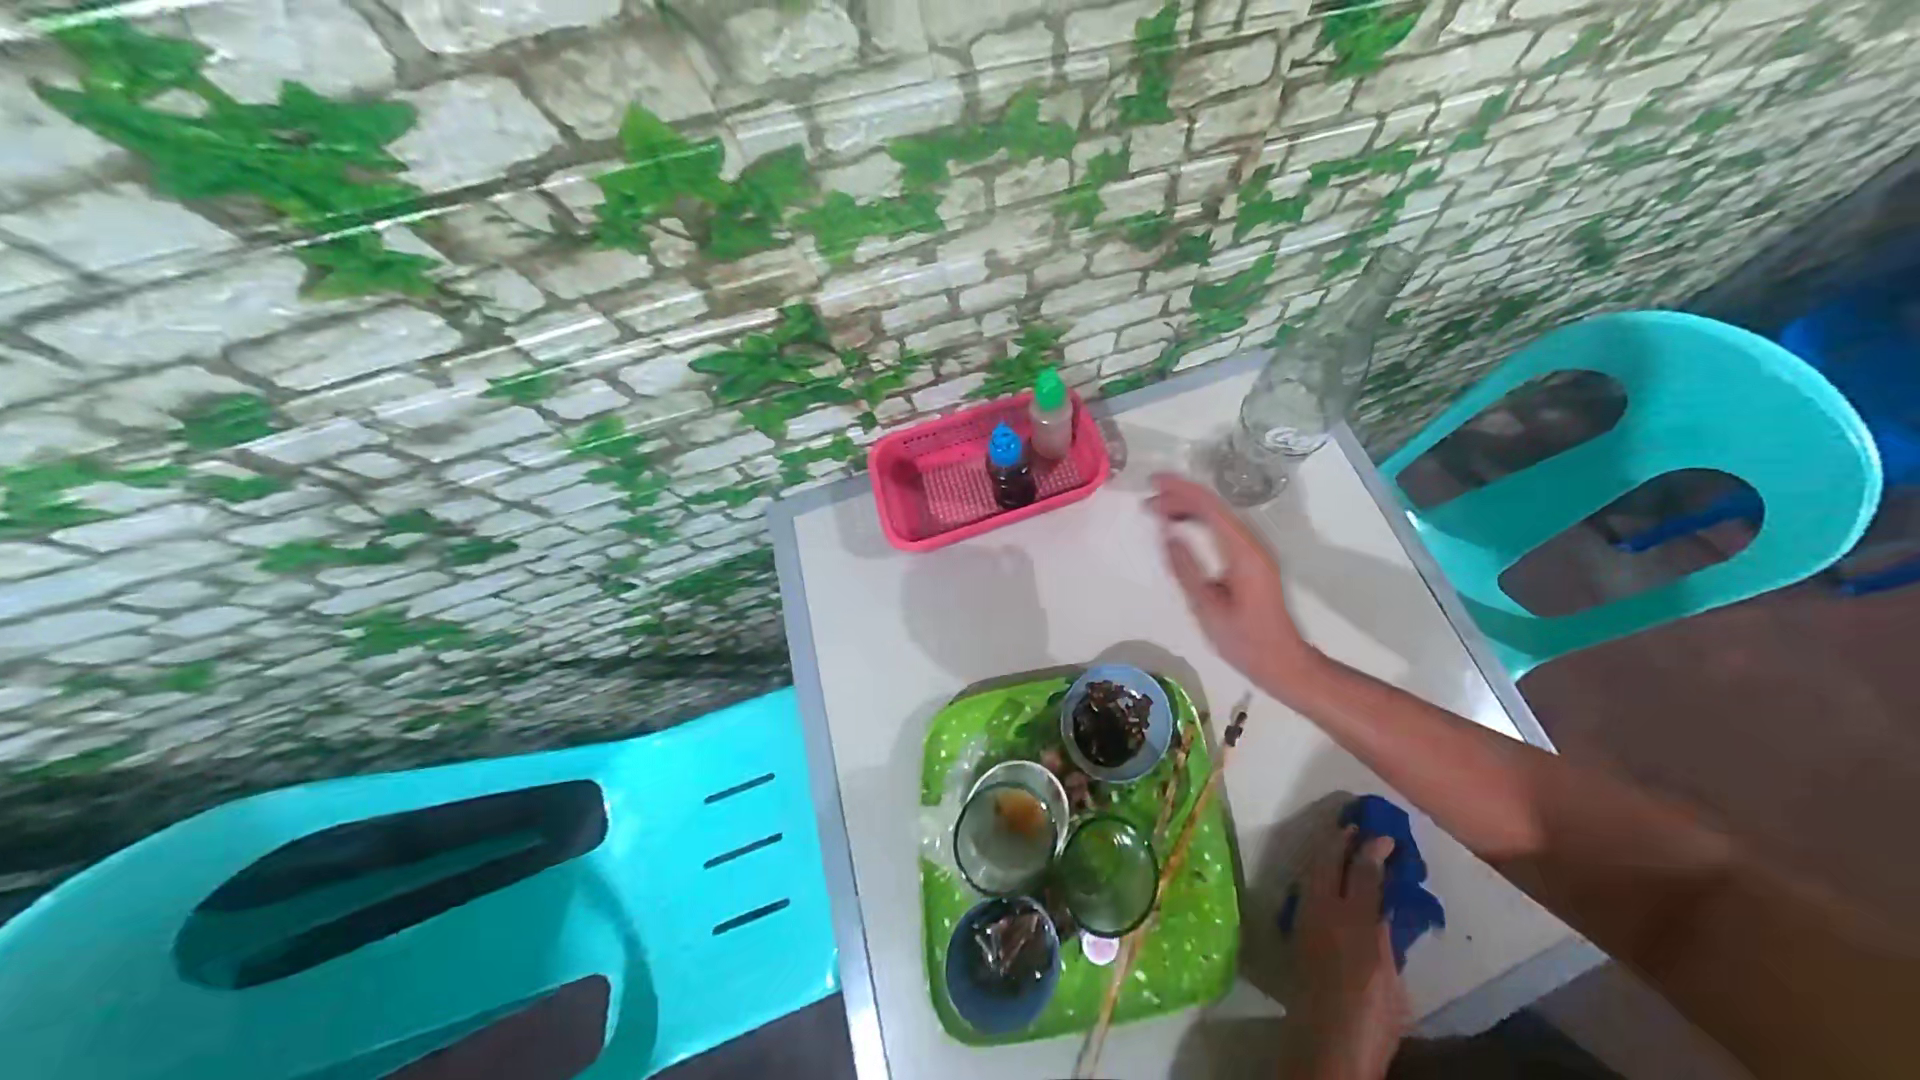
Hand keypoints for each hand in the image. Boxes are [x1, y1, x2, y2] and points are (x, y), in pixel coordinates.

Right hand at [1147, 472, 1320, 695]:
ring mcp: (1253, 550)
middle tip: (1148, 503)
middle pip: (1215, 506)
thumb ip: (1185, 569)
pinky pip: (1222, 529)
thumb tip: (1168, 534)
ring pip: (1218, 515)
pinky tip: (1180, 528)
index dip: (1181, 490)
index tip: (1153, 482)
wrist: (1282, 661)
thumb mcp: (1207, 607)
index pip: (1209, 507)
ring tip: (1158, 512)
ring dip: (1188, 508)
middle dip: (1180, 497)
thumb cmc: (1244, 640)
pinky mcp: (1250, 560)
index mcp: (1242, 552)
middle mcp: (1251, 543)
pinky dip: (1199, 522)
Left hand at [1291, 825, 1408, 1079]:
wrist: (1327, 1042)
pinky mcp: (1296, 931)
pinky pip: (1304, 888)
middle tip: (1351, 822)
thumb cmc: (1372, 1017)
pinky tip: (1319, 869)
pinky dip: (1314, 871)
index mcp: (1358, 923)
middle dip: (1339, 839)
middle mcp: (1326, 912)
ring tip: (1334, 836)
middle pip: (1329, 863)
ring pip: (1312, 871)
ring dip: (1323, 850)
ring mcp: (1306, 919)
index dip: (1374, 851)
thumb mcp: (1391, 977)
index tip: (1384, 836)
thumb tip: (1384, 909)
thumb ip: (1384, 937)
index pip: (1365, 874)